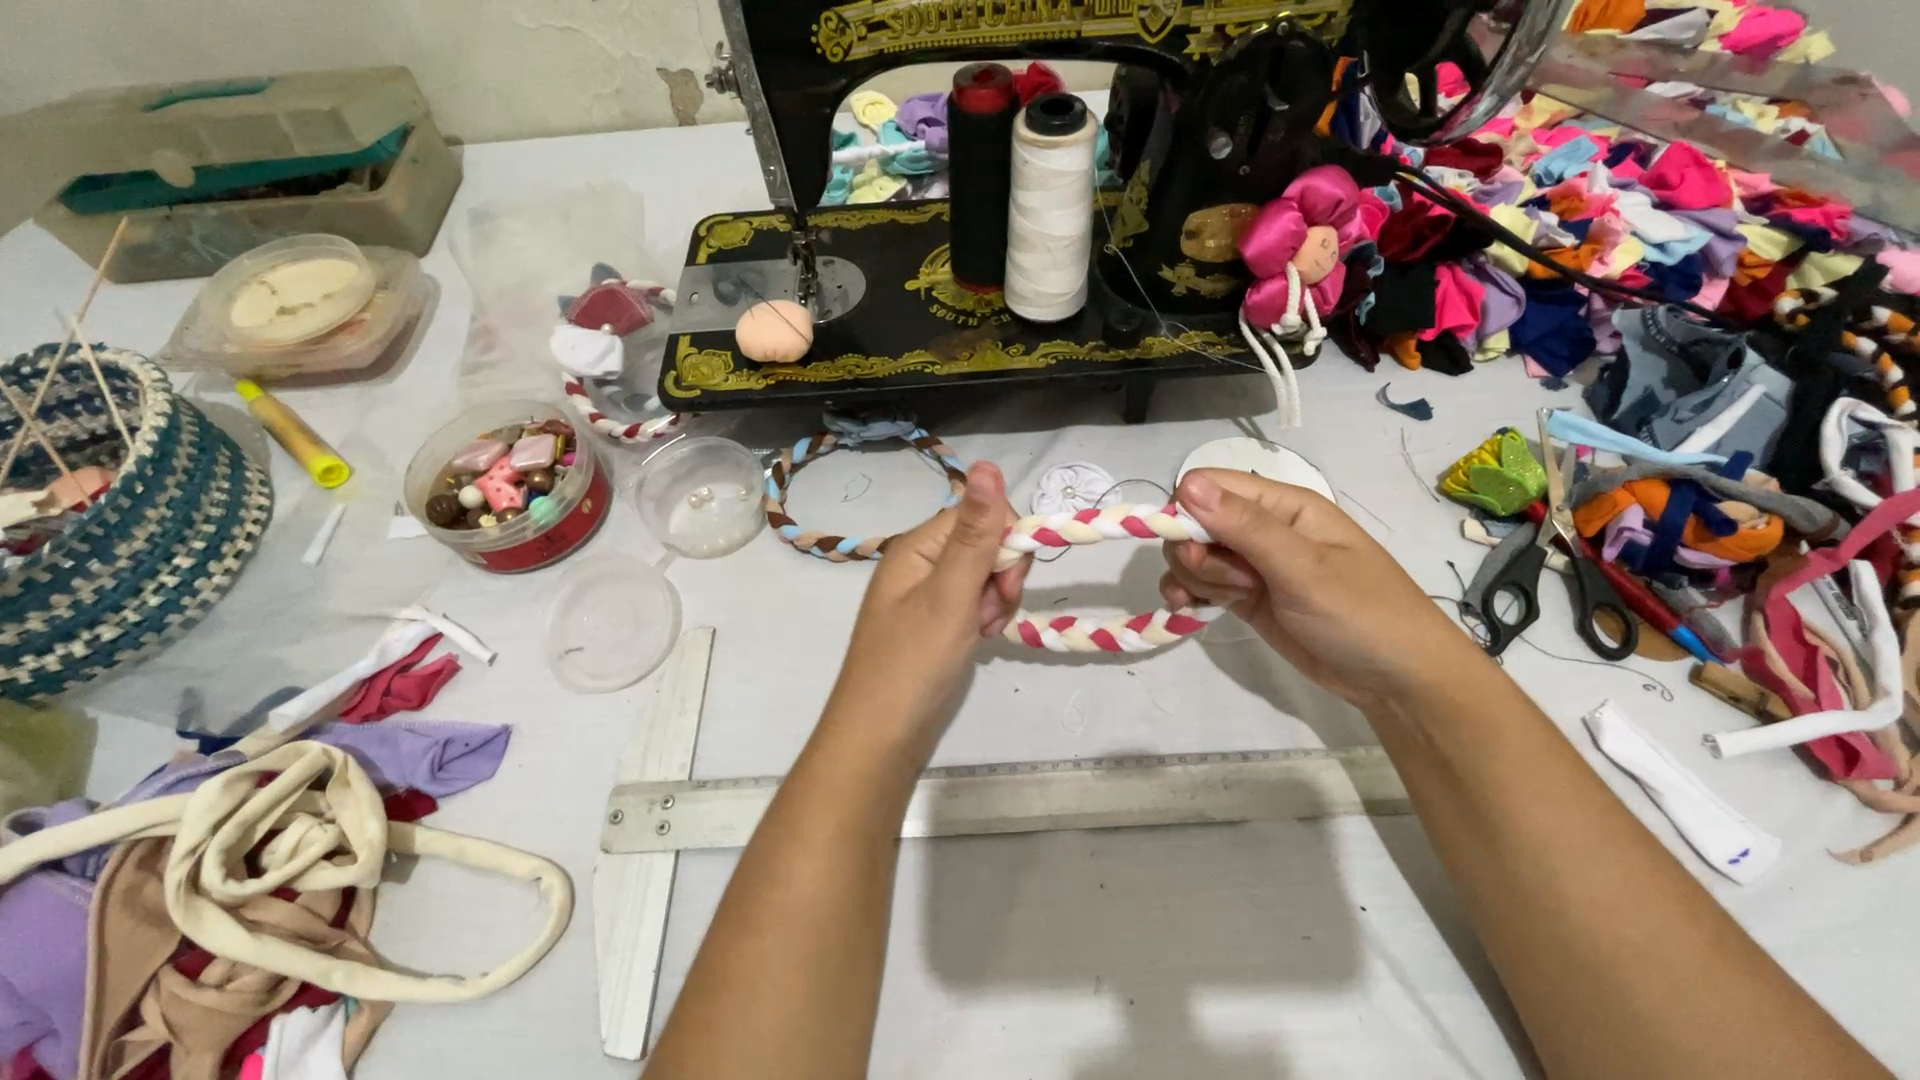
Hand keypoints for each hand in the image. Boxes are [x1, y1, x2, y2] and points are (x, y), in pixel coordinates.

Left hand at [828, 462, 1029, 739]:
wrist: (881, 736)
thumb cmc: (912, 663)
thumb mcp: (950, 594)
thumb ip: (974, 532)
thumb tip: (988, 463)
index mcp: (918, 546)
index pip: (979, 515)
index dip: (1006, 543)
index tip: (1006, 582)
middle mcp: (921, 563)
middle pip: (986, 545)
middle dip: (1002, 577)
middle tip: (989, 613)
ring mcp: (928, 596)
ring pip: (985, 577)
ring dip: (996, 602)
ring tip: (981, 633)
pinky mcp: (936, 624)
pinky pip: (974, 605)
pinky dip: (985, 620)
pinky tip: (978, 642)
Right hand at [1159, 468, 1479, 709]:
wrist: (1397, 679)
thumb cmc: (1362, 613)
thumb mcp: (1304, 569)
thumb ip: (1245, 527)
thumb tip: (1186, 484)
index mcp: (1284, 505)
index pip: (1208, 485)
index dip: (1187, 512)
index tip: (1197, 549)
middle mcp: (1263, 528)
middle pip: (1193, 522)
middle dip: (1193, 553)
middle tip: (1229, 584)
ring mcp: (1253, 565)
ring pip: (1193, 555)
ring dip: (1193, 577)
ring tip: (1230, 600)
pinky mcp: (1246, 597)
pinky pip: (1200, 584)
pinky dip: (1188, 595)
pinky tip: (1192, 611)